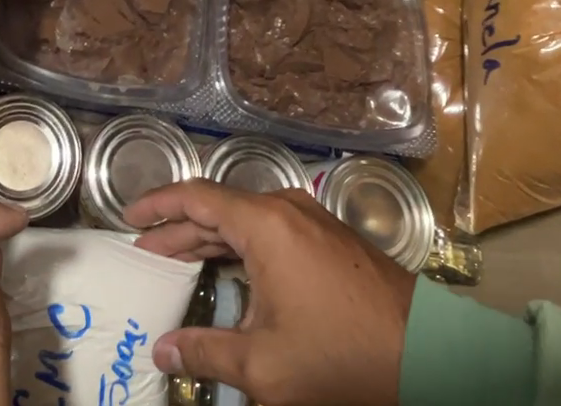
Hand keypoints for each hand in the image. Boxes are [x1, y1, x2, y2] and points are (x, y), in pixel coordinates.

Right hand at [125, 181, 415, 405]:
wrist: (432, 357)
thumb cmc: (341, 354)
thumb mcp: (265, 364)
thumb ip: (206, 351)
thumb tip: (161, 350)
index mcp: (264, 222)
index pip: (195, 197)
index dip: (157, 205)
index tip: (127, 218)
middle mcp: (285, 208)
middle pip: (217, 209)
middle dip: (178, 230)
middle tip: (145, 252)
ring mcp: (312, 221)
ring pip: (245, 221)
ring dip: (209, 239)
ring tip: (176, 260)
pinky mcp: (330, 239)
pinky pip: (271, 231)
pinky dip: (240, 246)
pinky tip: (229, 268)